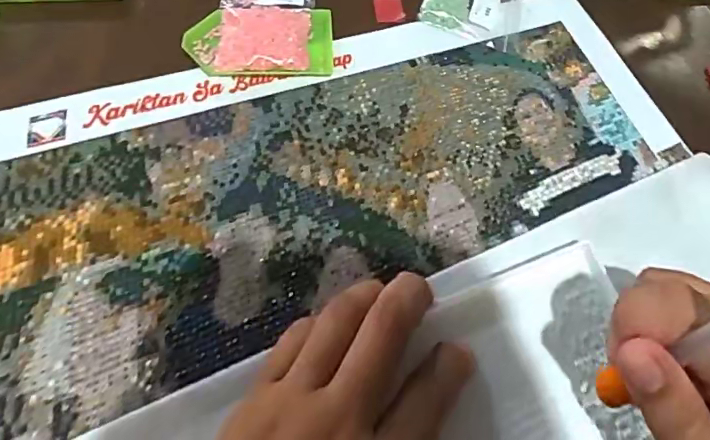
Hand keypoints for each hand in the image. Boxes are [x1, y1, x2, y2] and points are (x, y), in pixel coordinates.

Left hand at [219, 274, 474, 439]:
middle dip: (409, 298)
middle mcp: (337, 421)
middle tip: (420, 289)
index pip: (426, 399)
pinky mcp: (252, 400)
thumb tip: (426, 400)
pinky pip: (293, 339)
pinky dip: (318, 322)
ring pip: (337, 319)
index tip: (457, 349)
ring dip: (364, 296)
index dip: (448, 367)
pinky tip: (327, 324)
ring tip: (378, 293)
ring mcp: (290, 403)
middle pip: (383, 331)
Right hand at [609, 269, 709, 439]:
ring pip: (671, 293)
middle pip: (669, 288)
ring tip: (654, 388)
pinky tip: (669, 378)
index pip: (678, 299)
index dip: (633, 321)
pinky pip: (685, 308)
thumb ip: (674, 411)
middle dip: (636, 327)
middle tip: (632, 387)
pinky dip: (662, 333)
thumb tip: (630, 350)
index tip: (618, 370)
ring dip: (646, 331)